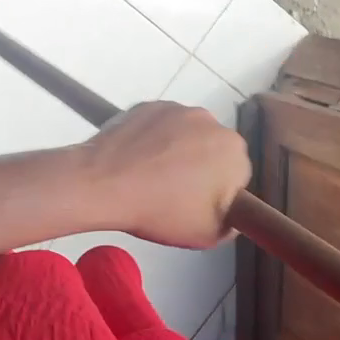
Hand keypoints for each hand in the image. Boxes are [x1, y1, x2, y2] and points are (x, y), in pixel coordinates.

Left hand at [76, 101, 251, 248]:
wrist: (103, 184)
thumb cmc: (161, 210)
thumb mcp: (210, 234)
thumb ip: (232, 220)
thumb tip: (228, 208)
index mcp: (233, 150)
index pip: (236, 174)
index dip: (217, 193)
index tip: (195, 204)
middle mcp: (209, 120)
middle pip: (211, 148)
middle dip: (198, 166)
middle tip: (172, 191)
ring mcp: (174, 108)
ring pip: (184, 133)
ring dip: (174, 149)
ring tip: (149, 175)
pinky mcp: (145, 105)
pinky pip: (157, 124)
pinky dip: (151, 137)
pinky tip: (135, 158)